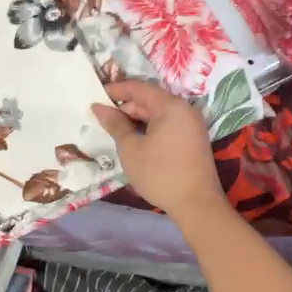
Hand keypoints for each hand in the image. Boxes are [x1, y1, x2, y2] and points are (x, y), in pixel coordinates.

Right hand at [93, 80, 227, 219]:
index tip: (95, 97)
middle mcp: (184, 110)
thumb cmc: (159, 173)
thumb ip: (115, 124)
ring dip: (136, 119)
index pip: (139, 88)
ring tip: (114, 130)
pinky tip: (134, 139)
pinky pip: (167, 124)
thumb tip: (99, 107)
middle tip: (102, 118)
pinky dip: (149, 128)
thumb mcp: (131, 148)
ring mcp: (191, 125)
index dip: (116, 90)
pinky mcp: (192, 139)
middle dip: (125, 107)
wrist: (196, 203)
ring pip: (158, 113)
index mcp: (170, 106)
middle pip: (150, 99)